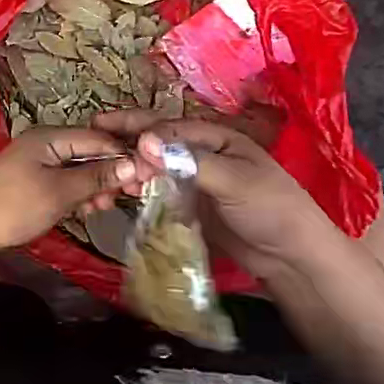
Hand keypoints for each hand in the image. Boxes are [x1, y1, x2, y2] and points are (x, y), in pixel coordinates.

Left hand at [0, 128, 137, 252]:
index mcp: (50, 137)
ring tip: (105, 206)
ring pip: (80, 168)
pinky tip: (89, 209)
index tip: (147, 175)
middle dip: (110, 171)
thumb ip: (96, 176)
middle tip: (128, 195)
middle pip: (90, 151)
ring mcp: (39, 162)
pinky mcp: (35, 180)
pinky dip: (80, 193)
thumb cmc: (14, 207)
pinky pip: (66, 180)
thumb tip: (133, 165)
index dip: (123, 155)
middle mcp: (46, 143)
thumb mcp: (60, 192)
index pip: (98, 137)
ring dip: (96, 185)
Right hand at [94, 110, 336, 272]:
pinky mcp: (192, 206)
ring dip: (132, 165)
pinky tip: (125, 193)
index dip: (138, 129)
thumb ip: (189, 161)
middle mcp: (203, 153)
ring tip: (106, 171)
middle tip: (92, 135)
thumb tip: (143, 143)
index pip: (169, 127)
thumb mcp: (234, 180)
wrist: (291, 256)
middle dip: (127, 137)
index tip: (106, 134)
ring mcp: (196, 180)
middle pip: (159, 141)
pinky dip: (142, 189)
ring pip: (156, 165)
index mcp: (216, 137)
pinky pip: (160, 191)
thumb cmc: (271, 207)